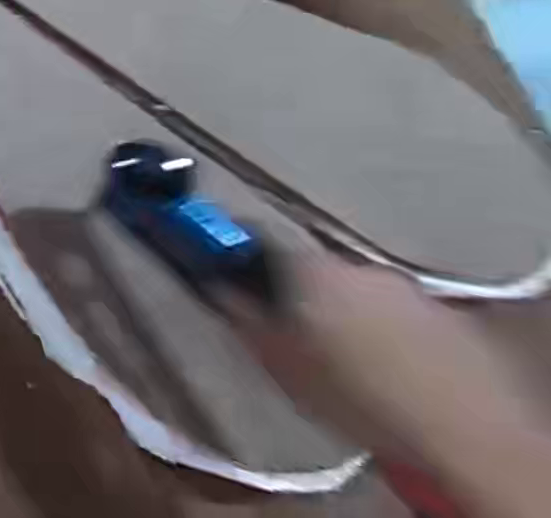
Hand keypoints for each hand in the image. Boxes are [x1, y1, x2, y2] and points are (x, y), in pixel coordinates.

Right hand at [221, 245, 550, 517]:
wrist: (470, 442)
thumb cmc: (350, 393)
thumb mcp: (271, 353)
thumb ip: (234, 305)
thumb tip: (206, 275)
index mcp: (310, 264)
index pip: (255, 232)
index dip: (232, 245)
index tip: (216, 260)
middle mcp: (360, 265)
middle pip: (309, 263)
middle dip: (291, 282)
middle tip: (279, 313)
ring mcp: (416, 293)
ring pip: (357, 289)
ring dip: (341, 305)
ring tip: (332, 340)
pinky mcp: (456, 324)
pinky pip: (399, 312)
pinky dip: (383, 325)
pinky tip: (379, 356)